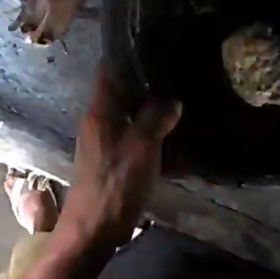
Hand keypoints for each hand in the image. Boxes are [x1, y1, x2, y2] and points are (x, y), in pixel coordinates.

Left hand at [56, 75, 181, 254]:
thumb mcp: (142, 145)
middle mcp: (99, 123)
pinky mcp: (114, 164)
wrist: (94, 232)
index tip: (156, 46)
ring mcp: (105, 144)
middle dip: (150, 86)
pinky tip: (179, 144)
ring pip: (133, 119)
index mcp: (100, 112)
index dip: (129, 57)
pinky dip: (156, 141)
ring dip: (155, 114)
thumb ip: (156, 117)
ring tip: (185, 104)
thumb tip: (171, 100)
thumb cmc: (115, 184)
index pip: (109, 71)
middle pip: (124, 94)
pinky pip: (138, 143)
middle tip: (180, 75)